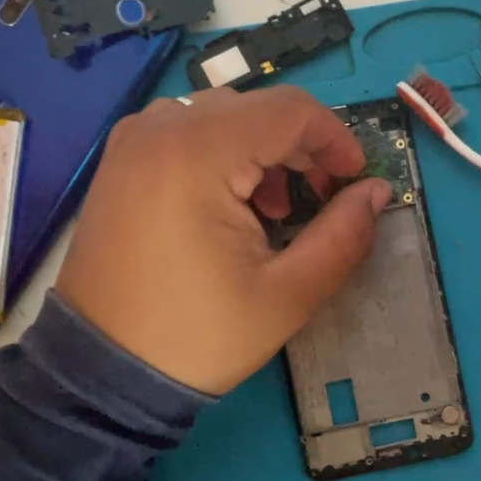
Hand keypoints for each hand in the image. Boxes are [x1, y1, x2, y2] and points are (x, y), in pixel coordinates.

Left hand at [55, 87, 390, 394]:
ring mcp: (133, 142)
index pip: (290, 110)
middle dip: (303, 148)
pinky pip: (188, 133)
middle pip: (258, 108)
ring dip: (266, 151)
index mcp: (199, 155)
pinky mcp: (122, 162)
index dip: (337, 139)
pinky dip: (226, 155)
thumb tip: (376, 191)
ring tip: (277, 211)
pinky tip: (234, 206)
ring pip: (224, 116)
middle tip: (323, 200)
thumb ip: (343, 235)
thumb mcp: (289, 294)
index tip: (356, 180)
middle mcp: (160, 130)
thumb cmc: (200, 335)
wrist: (104, 372)